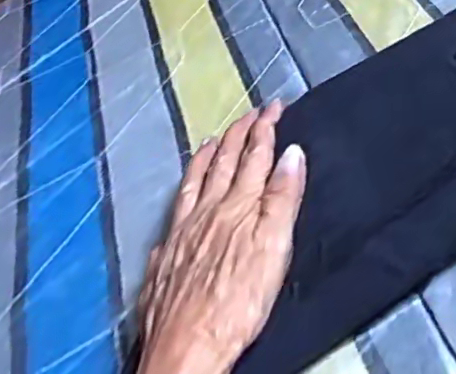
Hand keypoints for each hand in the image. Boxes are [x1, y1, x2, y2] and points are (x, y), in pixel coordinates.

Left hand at [137, 103, 306, 373]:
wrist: (185, 355)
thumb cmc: (240, 300)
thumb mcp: (275, 244)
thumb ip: (283, 196)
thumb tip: (292, 152)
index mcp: (239, 205)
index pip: (255, 155)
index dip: (265, 128)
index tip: (274, 107)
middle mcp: (207, 213)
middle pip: (223, 164)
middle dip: (238, 134)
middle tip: (249, 115)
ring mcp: (180, 237)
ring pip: (193, 186)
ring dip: (205, 159)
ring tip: (210, 141)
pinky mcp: (163, 264)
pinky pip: (172, 219)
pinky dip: (180, 200)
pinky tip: (179, 206)